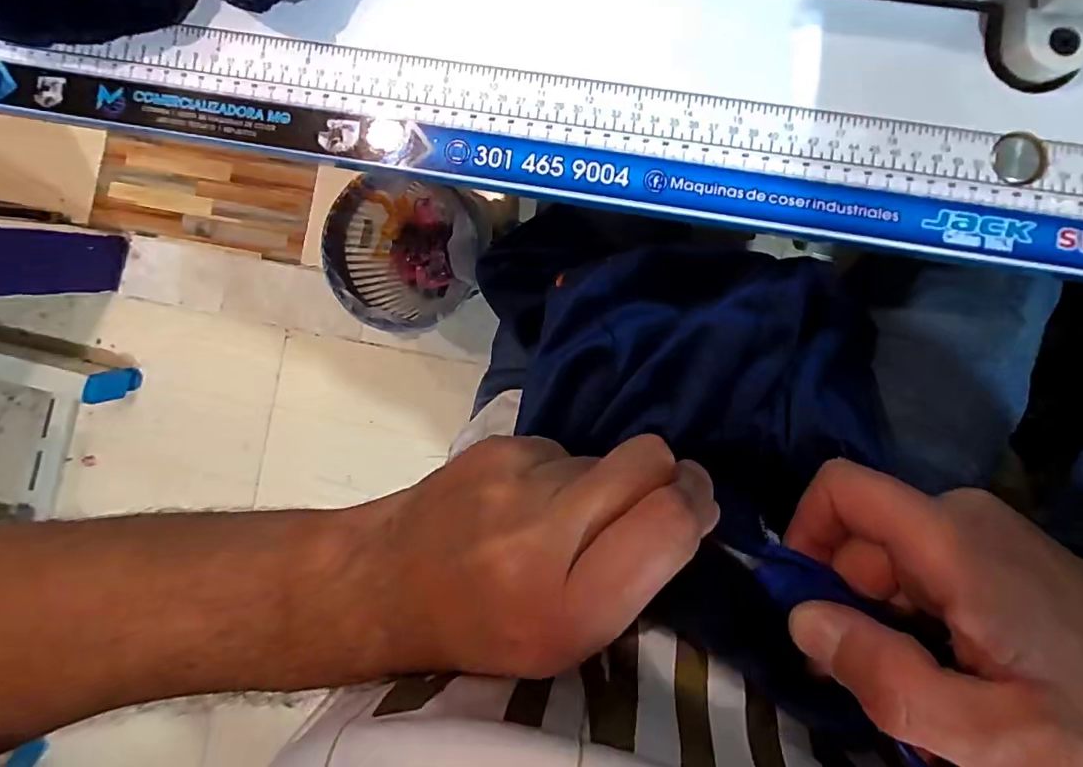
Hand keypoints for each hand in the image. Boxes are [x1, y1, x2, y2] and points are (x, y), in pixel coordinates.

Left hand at [364, 433, 718, 678]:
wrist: (386, 582)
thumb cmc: (484, 629)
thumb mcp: (568, 640)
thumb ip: (633, 577)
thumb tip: (686, 509)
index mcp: (570, 604)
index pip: (670, 521)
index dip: (695, 503)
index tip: (696, 504)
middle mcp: (545, 531)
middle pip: (649, 459)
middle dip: (665, 473)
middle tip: (649, 495)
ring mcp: (518, 476)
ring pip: (604, 454)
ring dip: (600, 480)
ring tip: (559, 514)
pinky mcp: (499, 443)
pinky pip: (562, 448)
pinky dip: (559, 471)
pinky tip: (524, 498)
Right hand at [783, 461, 1082, 766]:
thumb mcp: (991, 740)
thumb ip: (883, 676)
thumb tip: (799, 616)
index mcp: (953, 537)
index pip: (840, 487)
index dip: (802, 533)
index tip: (800, 607)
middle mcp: (967, 515)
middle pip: (866, 532)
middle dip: (846, 596)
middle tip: (862, 681)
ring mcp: (997, 536)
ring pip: (901, 559)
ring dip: (887, 617)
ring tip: (922, 696)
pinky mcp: (1018, 561)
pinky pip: (939, 573)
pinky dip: (923, 619)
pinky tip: (960, 681)